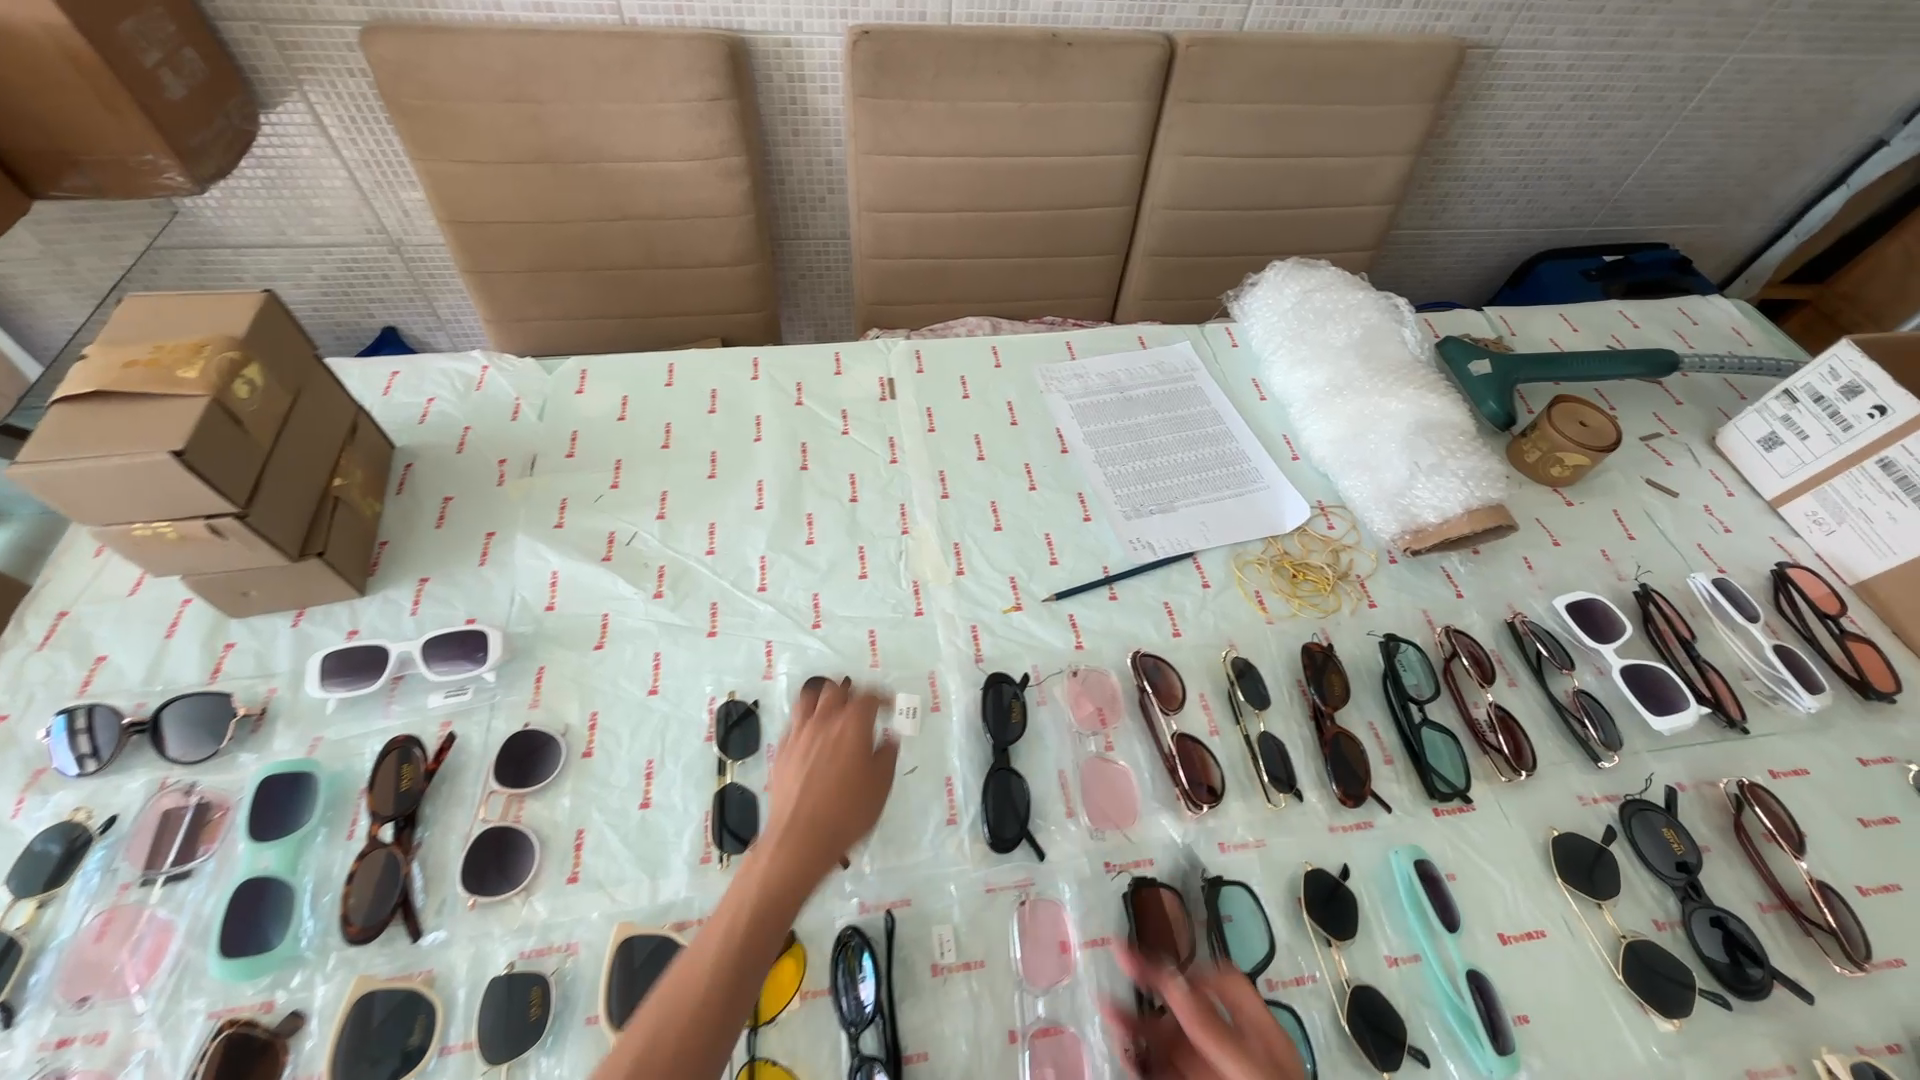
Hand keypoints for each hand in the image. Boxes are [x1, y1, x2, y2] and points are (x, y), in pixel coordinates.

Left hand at [761, 677, 898, 877]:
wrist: (800, 837)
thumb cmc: (848, 811)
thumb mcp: (881, 785)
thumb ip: (887, 755)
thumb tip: (888, 739)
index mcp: (852, 724)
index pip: (868, 696)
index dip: (881, 697)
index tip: (888, 706)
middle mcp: (823, 720)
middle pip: (836, 690)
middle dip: (851, 692)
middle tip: (861, 706)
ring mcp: (799, 733)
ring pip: (809, 699)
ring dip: (824, 698)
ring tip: (833, 709)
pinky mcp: (782, 749)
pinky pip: (794, 722)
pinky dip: (806, 719)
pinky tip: (812, 734)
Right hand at [1104, 947, 1307, 1079]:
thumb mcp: (1250, 1071)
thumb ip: (1212, 1028)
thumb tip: (1174, 980)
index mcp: (1258, 1036)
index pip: (1225, 984)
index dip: (1192, 970)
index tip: (1159, 965)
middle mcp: (1233, 1051)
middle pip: (1190, 1007)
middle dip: (1153, 988)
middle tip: (1120, 961)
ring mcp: (1212, 1075)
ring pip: (1171, 1041)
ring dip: (1139, 1024)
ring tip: (1108, 1012)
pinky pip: (1164, 1070)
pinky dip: (1143, 1062)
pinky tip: (1125, 1055)